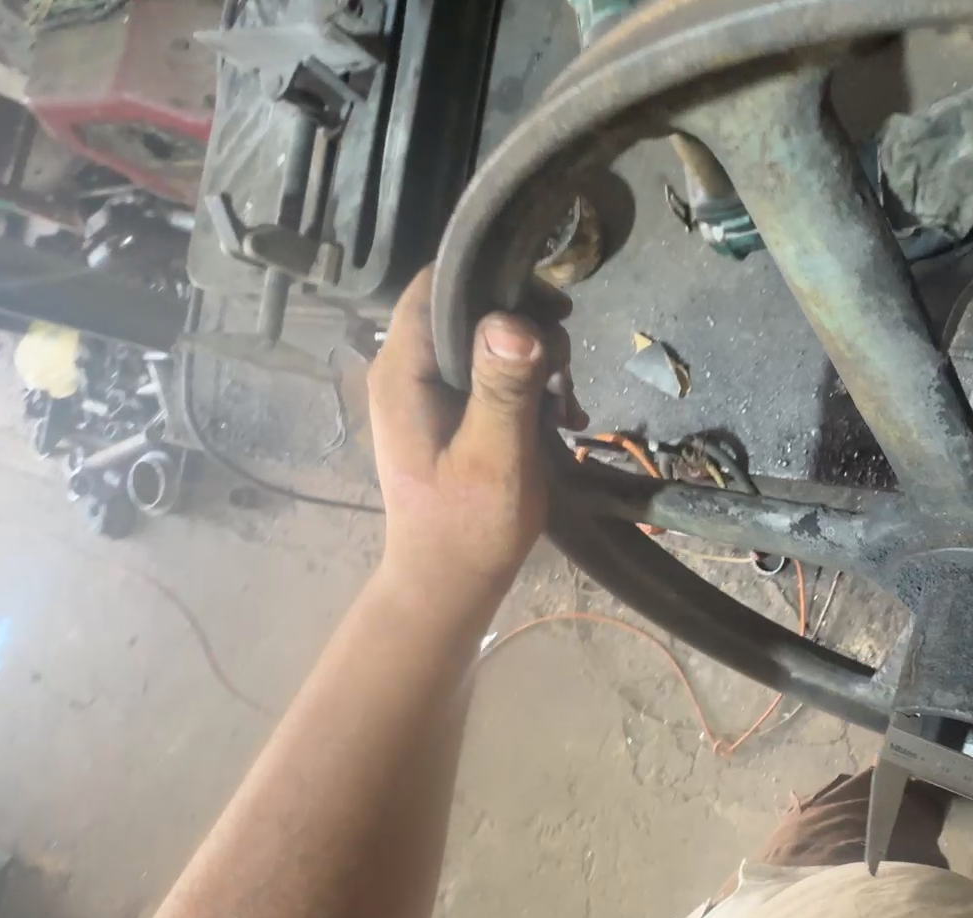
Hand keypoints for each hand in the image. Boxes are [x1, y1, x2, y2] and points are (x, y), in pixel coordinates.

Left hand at [368, 267, 584, 612]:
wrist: (451, 579)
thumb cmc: (469, 525)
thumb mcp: (494, 458)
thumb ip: (503, 390)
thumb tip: (517, 323)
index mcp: (405, 371)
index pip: (437, 286)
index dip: (496, 282)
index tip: (554, 310)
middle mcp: (410, 370)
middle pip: (470, 312)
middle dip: (529, 331)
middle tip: (566, 377)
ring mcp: (430, 392)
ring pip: (489, 343)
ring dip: (539, 365)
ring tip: (567, 409)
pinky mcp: (453, 413)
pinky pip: (495, 377)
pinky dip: (533, 389)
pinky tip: (561, 420)